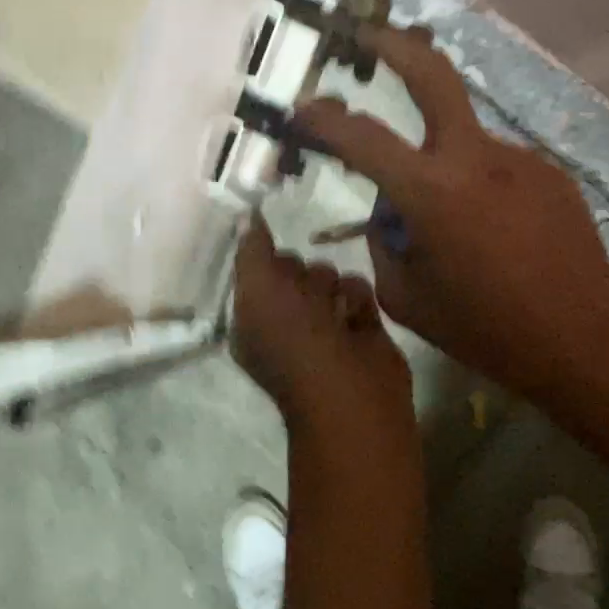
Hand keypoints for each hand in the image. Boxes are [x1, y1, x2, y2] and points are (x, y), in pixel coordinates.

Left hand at [232, 218, 416, 442]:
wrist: (351, 392)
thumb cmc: (293, 342)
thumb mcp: (258, 291)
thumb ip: (252, 251)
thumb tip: (247, 216)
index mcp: (252, 318)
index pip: (255, 270)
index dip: (263, 255)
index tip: (274, 233)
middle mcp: (284, 321)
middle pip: (292, 267)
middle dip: (300, 274)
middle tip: (304, 295)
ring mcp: (324, 324)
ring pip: (326, 274)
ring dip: (330, 287)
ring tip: (335, 311)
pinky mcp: (360, 324)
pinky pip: (356, 288)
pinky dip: (357, 298)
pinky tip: (356, 317)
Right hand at [295, 25, 608, 392]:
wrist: (585, 342)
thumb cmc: (486, 331)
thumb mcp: (406, 297)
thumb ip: (382, 243)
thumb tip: (388, 212)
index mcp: (433, 193)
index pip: (363, 138)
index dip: (324, 119)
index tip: (302, 108)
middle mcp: (476, 158)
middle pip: (433, 74)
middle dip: (393, 45)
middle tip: (365, 35)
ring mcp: (520, 159)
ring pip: (462, 141)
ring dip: (443, 165)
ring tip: (459, 228)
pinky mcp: (549, 172)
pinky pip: (495, 170)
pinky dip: (480, 190)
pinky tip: (497, 237)